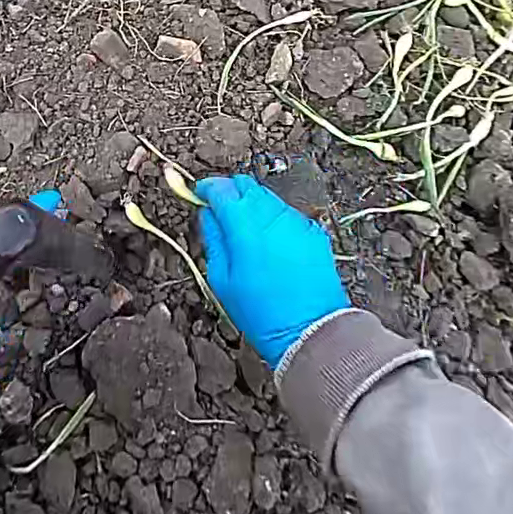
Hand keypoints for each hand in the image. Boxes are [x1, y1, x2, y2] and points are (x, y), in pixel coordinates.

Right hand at [197, 174, 349, 368]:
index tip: (200, 194)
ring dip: (253, 205)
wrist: (310, 329)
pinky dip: (274, 219)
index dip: (207, 188)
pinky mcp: (312, 230)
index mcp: (245, 224)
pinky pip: (287, 214)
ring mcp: (295, 220)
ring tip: (246, 233)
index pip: (222, 188)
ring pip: (267, 197)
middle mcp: (272, 214)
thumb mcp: (223, 279)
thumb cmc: (261, 311)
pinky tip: (271, 244)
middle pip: (246, 184)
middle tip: (220, 212)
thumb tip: (206, 213)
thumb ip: (213, 239)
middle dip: (230, 192)